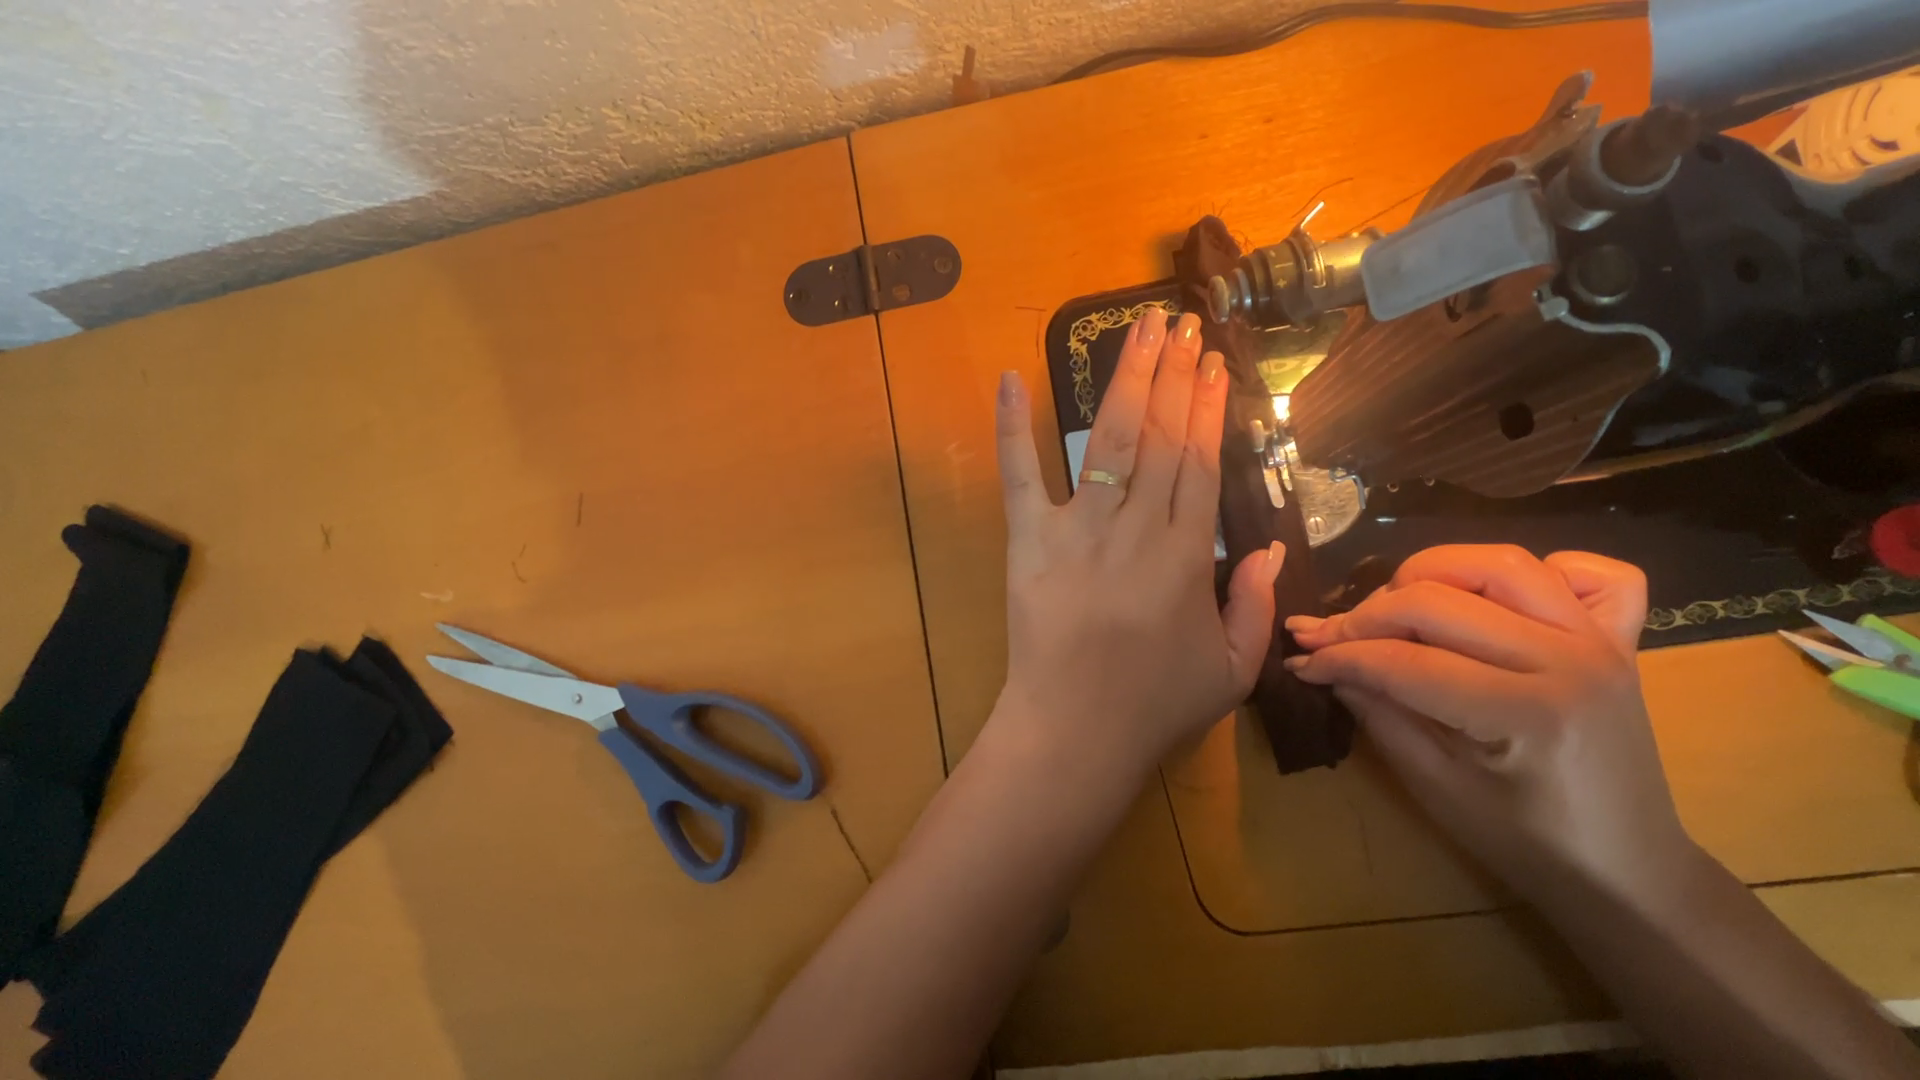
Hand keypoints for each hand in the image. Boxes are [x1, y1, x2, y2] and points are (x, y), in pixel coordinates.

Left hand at [992, 309, 1284, 780]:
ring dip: (1124, 378)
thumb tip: (1273, 546)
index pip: (1201, 462)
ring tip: (1139, 327)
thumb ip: (1259, 606)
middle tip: (1181, 320)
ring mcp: (1078, 530)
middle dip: (1173, 373)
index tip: (1214, 362)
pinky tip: (1008, 377)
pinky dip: (1010, 426)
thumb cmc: (1154, 707)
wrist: (1074, 735)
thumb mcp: (1232, 670)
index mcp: (1188, 557)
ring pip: (1108, 440)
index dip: (1208, 407)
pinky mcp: (1027, 542)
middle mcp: (1136, 529)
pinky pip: (1018, 475)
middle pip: (1160, 436)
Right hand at [1285, 545, 1694, 903]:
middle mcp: (1568, 660)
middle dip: (1368, 615)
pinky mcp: (1618, 638)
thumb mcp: (1434, 785)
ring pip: (1500, 565)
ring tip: (1396, 606)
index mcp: (1527, 713)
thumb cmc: (1523, 841)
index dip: (1340, 656)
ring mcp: (1600, 642)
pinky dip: (1541, 570)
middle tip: (1328, 638)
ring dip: (1432, 573)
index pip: (1406, 660)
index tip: (1299, 659)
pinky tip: (1499, 599)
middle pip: (1440, 600)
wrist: (1625, 868)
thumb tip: (1321, 663)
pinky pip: (1591, 573)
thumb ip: (1378, 713)